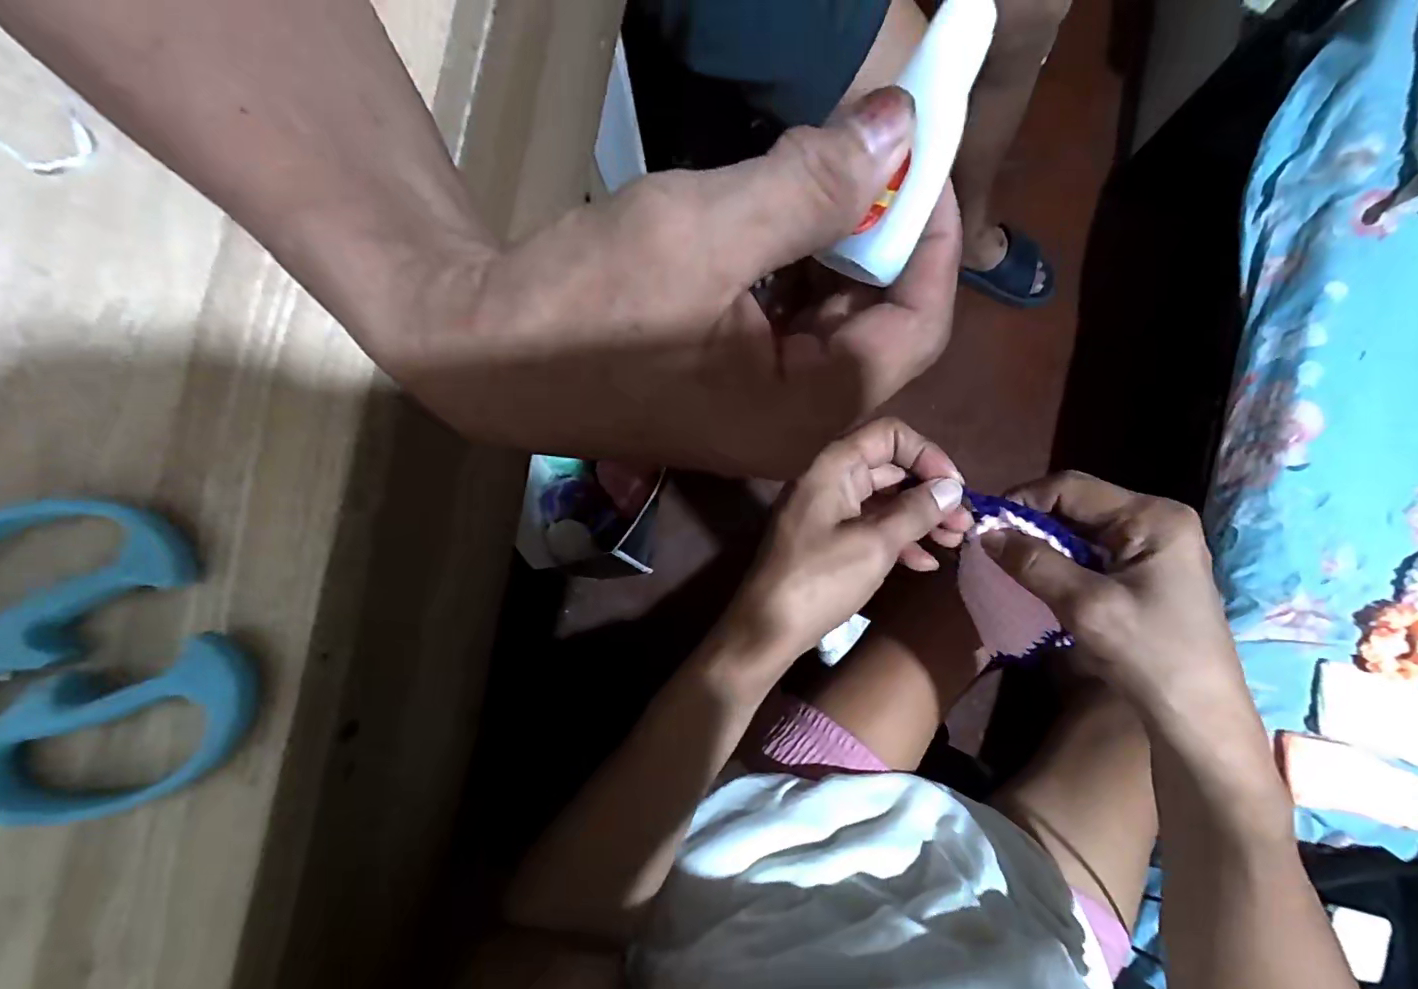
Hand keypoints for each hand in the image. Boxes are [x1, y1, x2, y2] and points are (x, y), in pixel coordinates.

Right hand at [366, 88, 961, 478]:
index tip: (919, 158)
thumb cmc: (587, 305)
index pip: (916, 330)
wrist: (485, 355)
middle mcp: (796, 431)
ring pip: (834, 331)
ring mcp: (761, 419)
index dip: (932, 239)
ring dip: (837, 254)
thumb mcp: (707, 230)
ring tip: (819, 180)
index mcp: (806, 414)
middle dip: (882, 242)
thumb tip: (902, 128)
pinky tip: (777, 228)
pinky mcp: (730, 399)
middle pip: (879, 332)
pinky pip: (790, 338)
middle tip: (868, 157)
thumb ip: (816, 183)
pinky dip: (797, 280)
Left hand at [725, 418, 971, 668]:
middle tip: (964, 521)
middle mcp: (827, 481)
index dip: (926, 454)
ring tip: (955, 540)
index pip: (888, 435)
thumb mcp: (875, 544)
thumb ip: (916, 511)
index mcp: (832, 467)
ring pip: (882, 502)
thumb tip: (950, 488)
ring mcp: (825, 513)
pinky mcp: (826, 542)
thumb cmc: (820, 580)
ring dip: (919, 518)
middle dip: (929, 492)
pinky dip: (897, 540)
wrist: (767, 629)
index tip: (954, 487)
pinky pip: (868, 528)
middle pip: (888, 469)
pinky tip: (924, 563)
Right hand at [980, 472, 1249, 726]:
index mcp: (1152, 517)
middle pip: (1076, 505)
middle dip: (1030, 524)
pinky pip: (1090, 552)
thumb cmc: (1148, 654)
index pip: (1071, 488)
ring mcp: (1152, 546)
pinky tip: (1037, 580)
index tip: (985, 528)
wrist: (1195, 713)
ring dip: (1041, 545)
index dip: (1023, 501)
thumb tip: (986, 534)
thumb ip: (1034, 563)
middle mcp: (1155, 520)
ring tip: (1007, 565)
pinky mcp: (1144, 571)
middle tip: (990, 548)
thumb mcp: (1085, 605)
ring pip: (1079, 530)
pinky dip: (1058, 562)